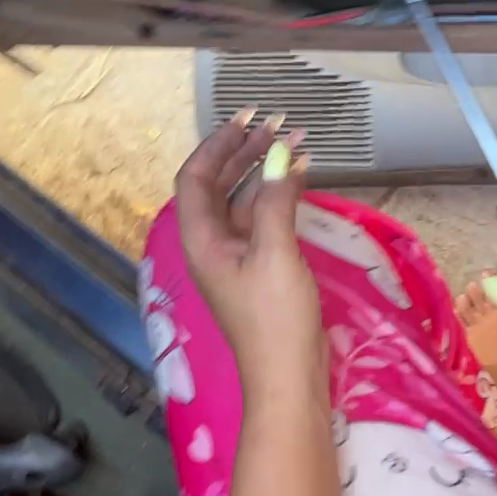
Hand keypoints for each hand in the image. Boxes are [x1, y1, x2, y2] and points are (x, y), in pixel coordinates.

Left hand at [172, 113, 322, 392]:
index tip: (248, 120)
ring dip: (264, 173)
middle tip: (276, 126)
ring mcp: (236, 258)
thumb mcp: (275, 253)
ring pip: (242, 202)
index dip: (218, 145)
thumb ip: (275, 201)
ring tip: (293, 145)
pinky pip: (262, 221)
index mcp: (201, 240)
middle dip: (244, 153)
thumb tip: (282, 156)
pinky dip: (277, 197)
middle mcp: (212, 244)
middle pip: (218, 186)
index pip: (196, 178)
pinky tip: (299, 182)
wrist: (288, 375)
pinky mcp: (259, 269)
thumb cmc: (275, 317)